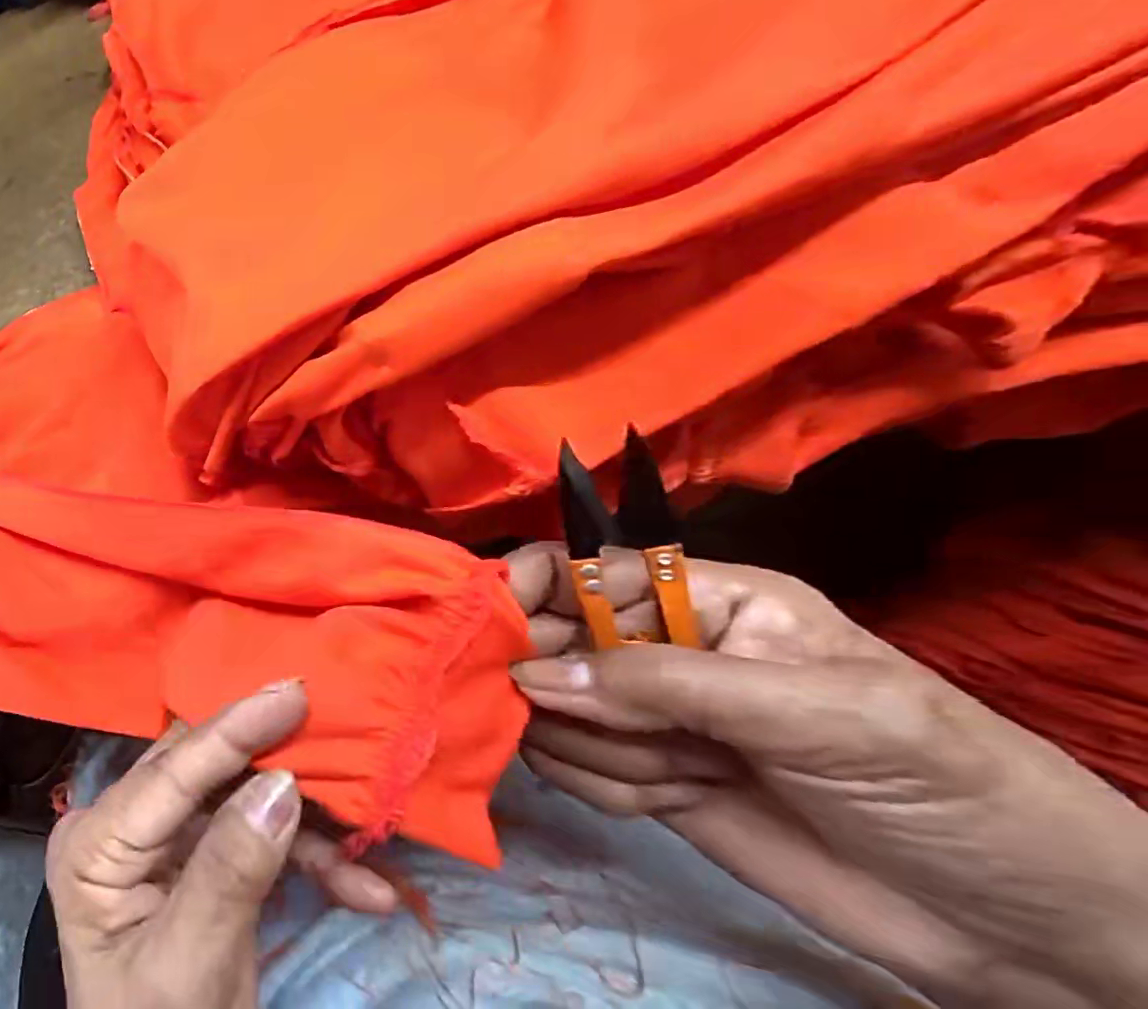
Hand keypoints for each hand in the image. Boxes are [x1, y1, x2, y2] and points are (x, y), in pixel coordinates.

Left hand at [44, 680, 396, 1008]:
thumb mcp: (191, 963)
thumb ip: (230, 870)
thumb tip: (281, 785)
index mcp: (95, 843)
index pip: (171, 772)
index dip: (234, 729)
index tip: (290, 693)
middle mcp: (121, 825)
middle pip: (205, 770)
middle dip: (270, 758)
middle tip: (325, 727)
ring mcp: (160, 840)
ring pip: (239, 798)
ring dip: (303, 823)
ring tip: (360, 835)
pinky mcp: (198, 858)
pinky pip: (256, 837)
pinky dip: (306, 859)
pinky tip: (360, 887)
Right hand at [503, 543, 1147, 1008]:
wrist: (1015, 931)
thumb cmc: (941, 786)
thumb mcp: (818, 713)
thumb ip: (668, 684)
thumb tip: (534, 676)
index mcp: (706, 601)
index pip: (588, 572)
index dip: (531, 589)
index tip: (488, 629)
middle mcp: (662, 649)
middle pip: (552, 641)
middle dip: (553, 681)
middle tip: (576, 717)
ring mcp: (648, 716)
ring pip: (554, 711)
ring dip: (596, 748)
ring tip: (679, 774)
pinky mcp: (641, 776)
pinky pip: (572, 767)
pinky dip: (602, 787)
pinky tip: (670, 801)